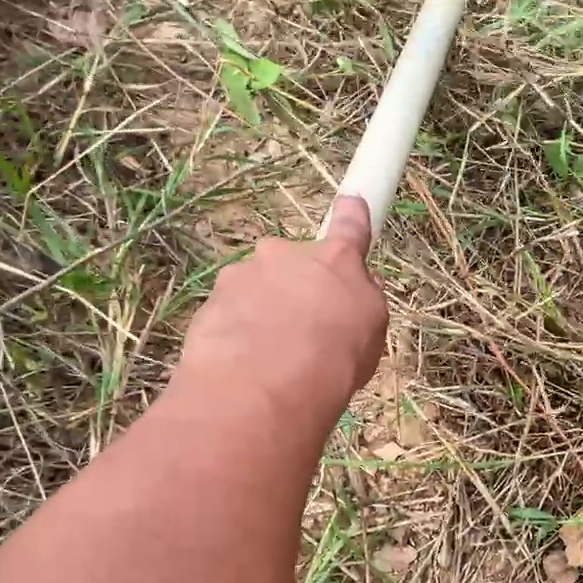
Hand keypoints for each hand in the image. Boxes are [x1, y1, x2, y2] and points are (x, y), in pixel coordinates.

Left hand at [172, 196, 387, 424]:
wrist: (266, 383)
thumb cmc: (336, 355)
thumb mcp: (373, 330)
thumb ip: (362, 301)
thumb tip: (354, 290)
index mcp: (336, 261)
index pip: (350, 229)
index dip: (353, 215)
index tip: (353, 199)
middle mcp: (284, 255)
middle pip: (295, 264)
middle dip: (302, 287)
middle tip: (314, 328)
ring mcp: (241, 275)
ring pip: (261, 289)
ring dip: (271, 312)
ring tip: (283, 355)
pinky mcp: (209, 302)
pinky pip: (235, 313)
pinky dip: (246, 332)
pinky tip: (257, 363)